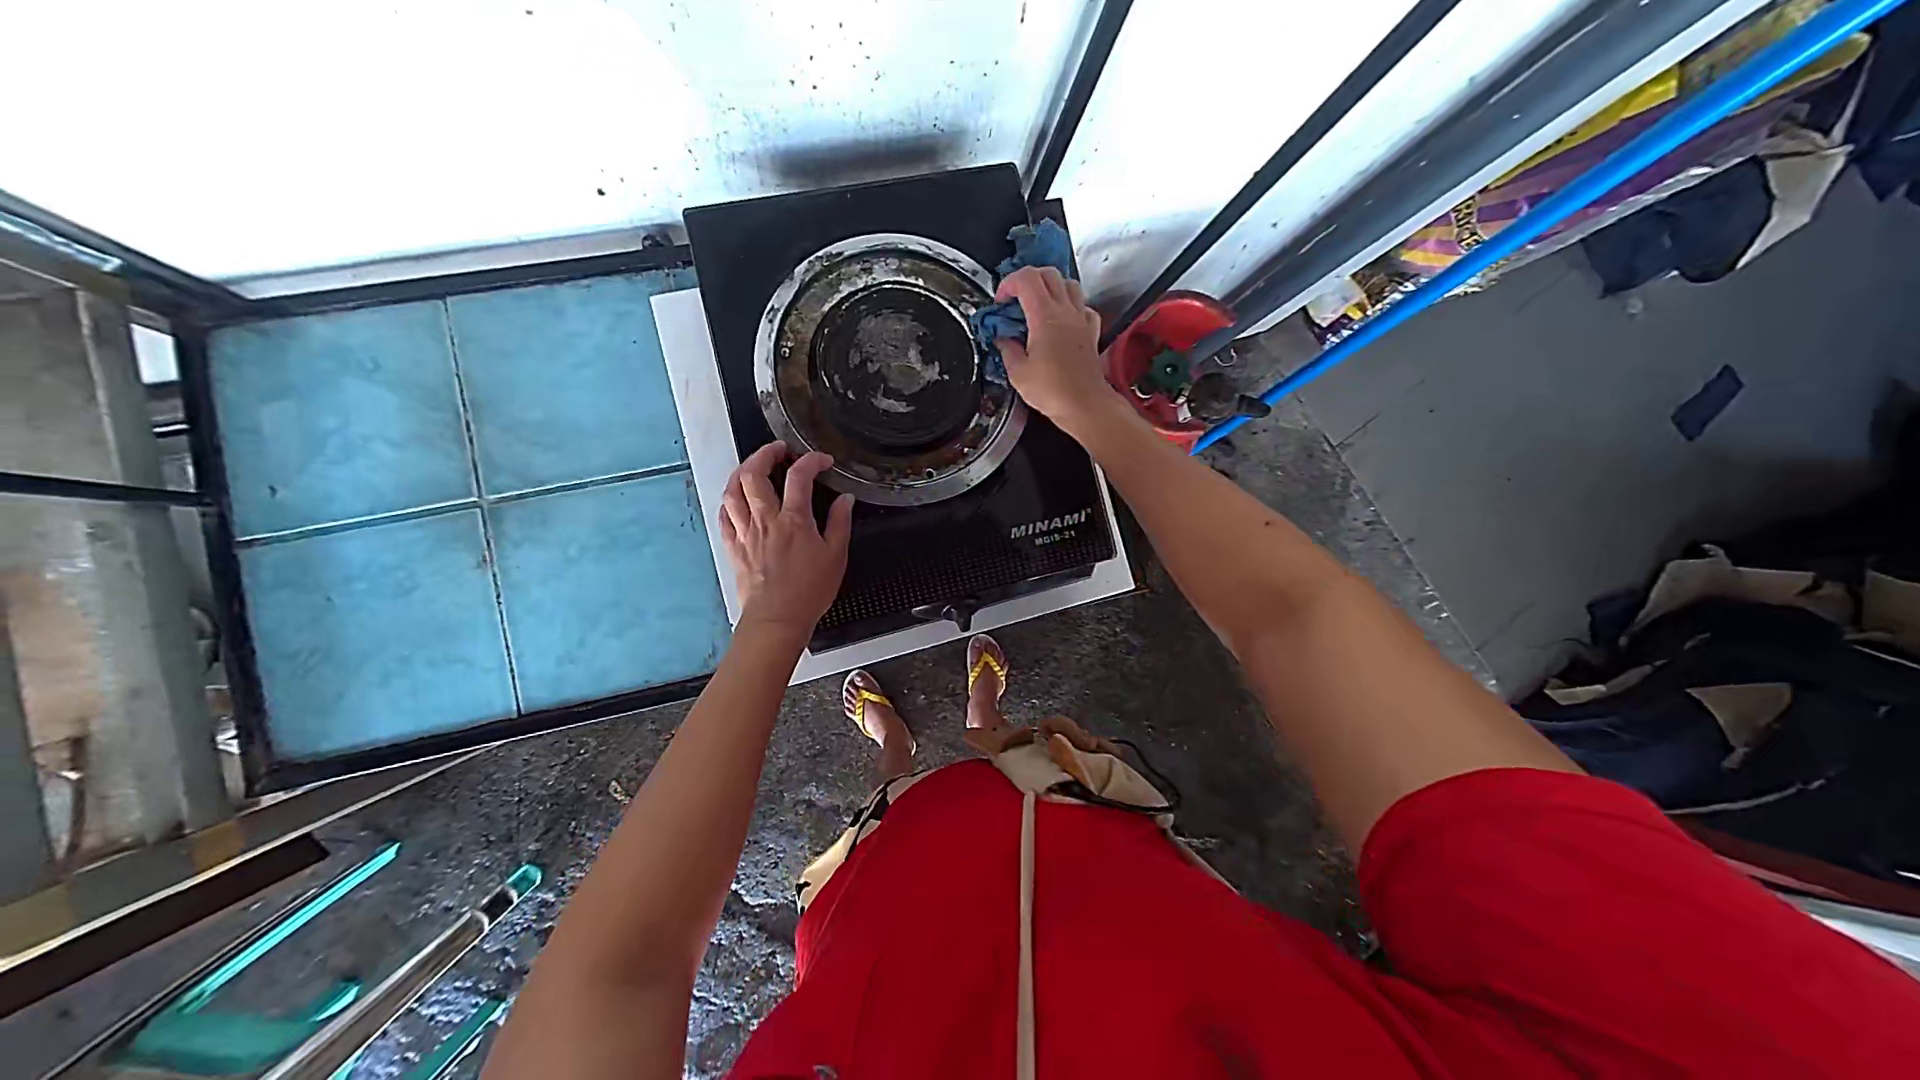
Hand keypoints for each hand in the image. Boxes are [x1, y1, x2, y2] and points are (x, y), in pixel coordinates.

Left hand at [719, 443, 854, 635]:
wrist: (777, 619)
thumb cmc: (808, 592)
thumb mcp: (836, 556)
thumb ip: (840, 522)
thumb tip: (845, 500)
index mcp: (795, 521)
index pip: (799, 476)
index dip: (811, 461)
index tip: (821, 461)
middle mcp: (766, 521)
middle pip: (753, 474)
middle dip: (765, 453)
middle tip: (778, 450)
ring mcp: (746, 533)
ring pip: (732, 491)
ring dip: (741, 472)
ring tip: (753, 467)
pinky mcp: (734, 547)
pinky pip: (724, 517)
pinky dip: (729, 501)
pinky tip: (736, 500)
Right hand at [995, 266, 1113, 428]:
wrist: (1085, 405)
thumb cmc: (1053, 391)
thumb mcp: (1017, 372)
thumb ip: (1007, 348)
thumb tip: (1002, 338)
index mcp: (1045, 316)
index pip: (1027, 278)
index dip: (1009, 284)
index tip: (1001, 301)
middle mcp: (1066, 312)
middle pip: (1049, 274)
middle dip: (1028, 280)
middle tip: (1016, 299)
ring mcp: (1081, 320)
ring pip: (1070, 285)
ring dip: (1051, 288)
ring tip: (1038, 306)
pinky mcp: (1091, 333)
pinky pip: (1084, 308)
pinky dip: (1071, 307)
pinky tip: (1063, 320)